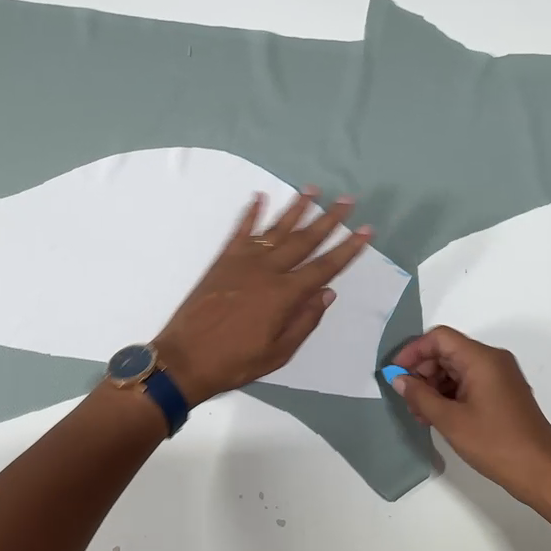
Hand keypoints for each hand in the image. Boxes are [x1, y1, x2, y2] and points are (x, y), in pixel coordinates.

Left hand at [153, 187, 372, 403]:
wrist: (184, 358)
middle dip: (329, 219)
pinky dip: (250, 213)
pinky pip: (239, 231)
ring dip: (296, 208)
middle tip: (348, 200)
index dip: (348, 248)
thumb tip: (328, 292)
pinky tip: (259, 197)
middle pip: (305, 239)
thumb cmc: (235, 361)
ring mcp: (243, 261)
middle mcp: (267, 270)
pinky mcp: (222, 260)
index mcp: (285, 294)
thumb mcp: (279, 352)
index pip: (325, 266)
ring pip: (275, 228)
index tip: (367, 230)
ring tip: (313, 189)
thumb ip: (305, 320)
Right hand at [389, 327, 550, 495]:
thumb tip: (399, 379)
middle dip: (422, 372)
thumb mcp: (450, 421)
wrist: (543, 474)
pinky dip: (450, 394)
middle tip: (406, 398)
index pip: (439, 338)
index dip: (413, 351)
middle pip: (448, 352)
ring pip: (456, 369)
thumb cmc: (495, 444)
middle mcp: (493, 360)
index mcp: (482, 359)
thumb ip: (420, 396)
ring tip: (420, 414)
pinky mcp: (503, 393)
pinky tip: (438, 416)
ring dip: (434, 386)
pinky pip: (469, 383)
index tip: (394, 373)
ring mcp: (501, 377)